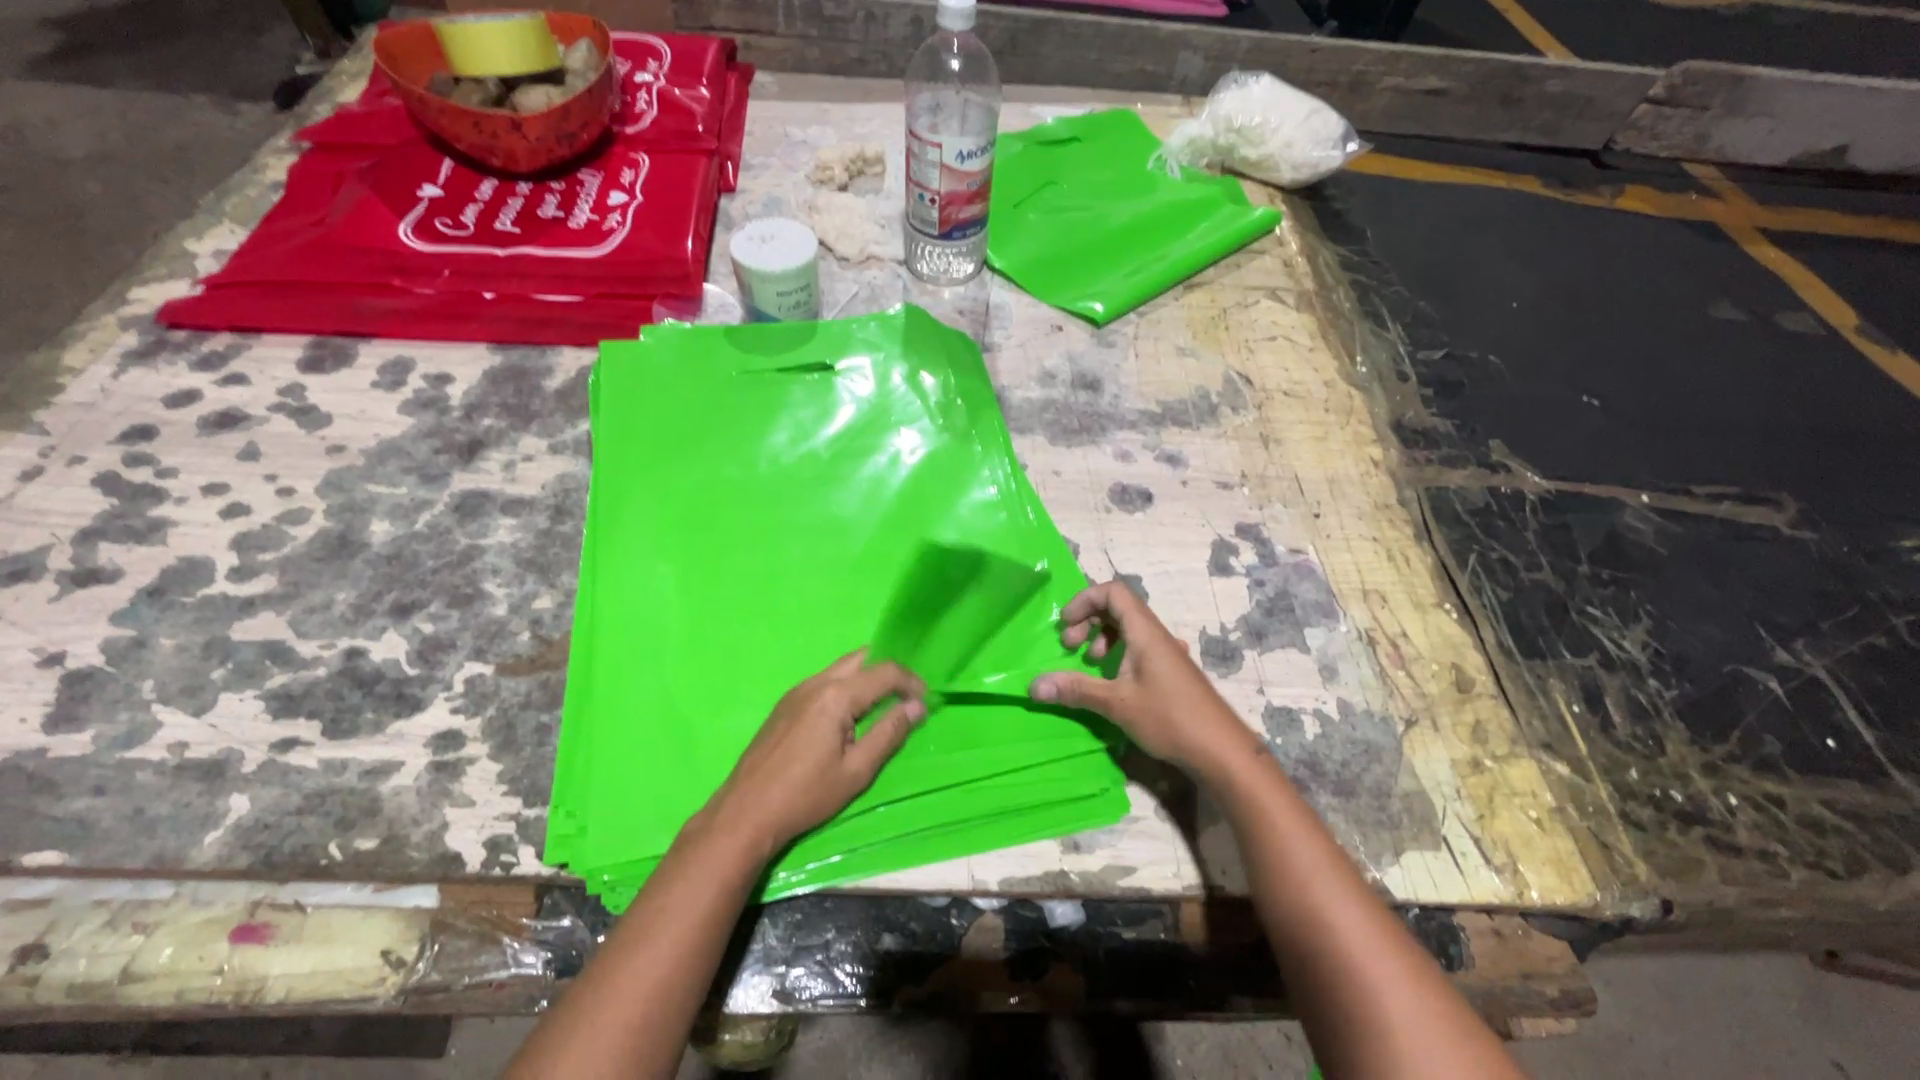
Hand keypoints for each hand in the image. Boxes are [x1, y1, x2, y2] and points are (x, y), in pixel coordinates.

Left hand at [706, 650, 926, 858]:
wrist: (746, 811)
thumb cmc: (806, 795)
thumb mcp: (857, 770)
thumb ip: (889, 733)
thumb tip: (917, 706)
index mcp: (835, 696)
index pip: (884, 671)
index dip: (911, 682)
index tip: (926, 702)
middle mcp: (815, 683)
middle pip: (861, 658)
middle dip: (888, 672)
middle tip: (906, 699)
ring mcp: (796, 692)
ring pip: (841, 669)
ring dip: (866, 680)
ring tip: (883, 709)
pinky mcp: (785, 705)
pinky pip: (824, 683)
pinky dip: (846, 689)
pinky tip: (850, 718)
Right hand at [1030, 582, 1260, 775]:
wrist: (1220, 749)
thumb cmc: (1169, 718)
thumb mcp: (1116, 704)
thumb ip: (1075, 689)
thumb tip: (1034, 685)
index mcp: (1145, 632)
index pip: (1113, 591)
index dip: (1084, 600)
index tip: (1065, 626)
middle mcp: (1157, 635)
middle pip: (1118, 607)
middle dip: (1088, 620)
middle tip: (1071, 647)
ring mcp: (1167, 653)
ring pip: (1129, 628)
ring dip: (1103, 638)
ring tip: (1090, 664)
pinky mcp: (1171, 671)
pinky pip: (1139, 647)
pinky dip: (1118, 654)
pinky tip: (1113, 683)